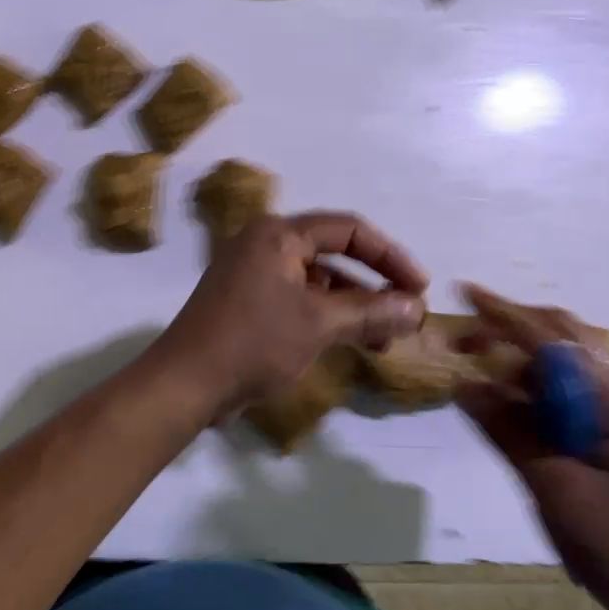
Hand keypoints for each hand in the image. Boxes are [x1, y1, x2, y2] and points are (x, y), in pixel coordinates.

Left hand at [148, 212, 427, 416]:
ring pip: (318, 282)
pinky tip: (354, 344)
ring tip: (386, 341)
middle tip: (408, 317)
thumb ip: (370, 311)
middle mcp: (265, 245)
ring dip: (354, 306)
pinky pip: (300, 300)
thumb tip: (416, 307)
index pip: (347, 229)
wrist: (188, 380)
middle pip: (333, 253)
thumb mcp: (319, 324)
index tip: (420, 288)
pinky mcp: (249, 303)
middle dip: (374, 285)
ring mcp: (254, 274)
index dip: (389, 255)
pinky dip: (329, 318)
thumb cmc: (254, 341)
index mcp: (277, 235)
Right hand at [455, 285, 608, 609]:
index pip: (557, 343)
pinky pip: (577, 392)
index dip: (507, 315)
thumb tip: (463, 384)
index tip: (464, 293)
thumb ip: (509, 431)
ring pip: (572, 364)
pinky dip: (540, 383)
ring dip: (525, 357)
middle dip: (515, 326)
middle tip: (467, 335)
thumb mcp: (554, 489)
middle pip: (570, 341)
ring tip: (481, 366)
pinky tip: (514, 397)